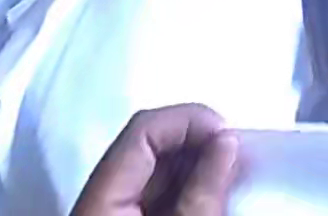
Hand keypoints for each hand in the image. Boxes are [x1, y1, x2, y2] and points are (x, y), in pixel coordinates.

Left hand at [71, 104, 238, 215]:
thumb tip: (227, 140)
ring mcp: (105, 210)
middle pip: (151, 142)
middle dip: (198, 139)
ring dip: (197, 160)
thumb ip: (201, 194)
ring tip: (227, 174)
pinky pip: (155, 186)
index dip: (190, 121)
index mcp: (96, 203)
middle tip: (234, 155)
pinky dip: (187, 181)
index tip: (226, 135)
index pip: (143, 128)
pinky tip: (208, 190)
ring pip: (155, 164)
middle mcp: (93, 201)